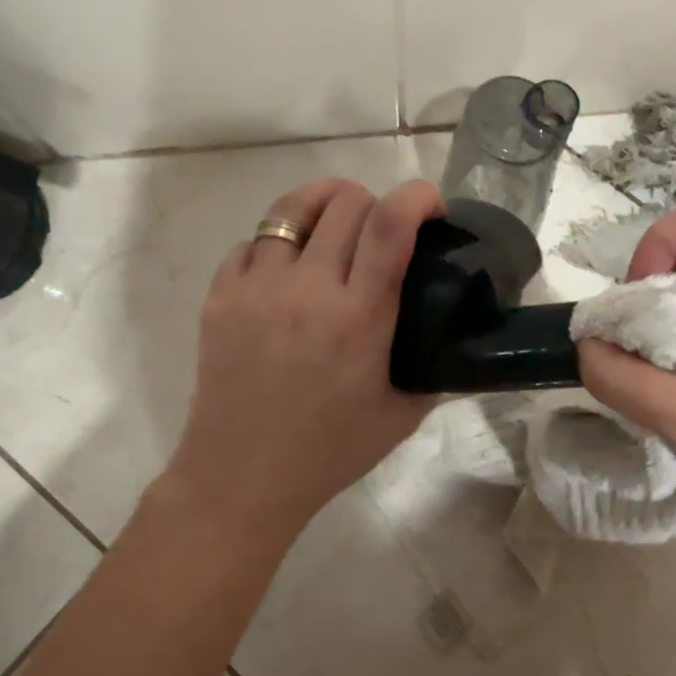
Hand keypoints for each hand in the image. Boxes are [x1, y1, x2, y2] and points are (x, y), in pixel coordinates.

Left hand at [168, 177, 443, 525]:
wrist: (242, 478)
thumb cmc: (329, 452)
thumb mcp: (401, 415)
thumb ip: (434, 369)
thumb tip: (455, 338)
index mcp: (359, 318)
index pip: (391, 224)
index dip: (416, 197)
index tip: (430, 204)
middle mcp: (308, 290)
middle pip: (345, 203)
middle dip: (375, 200)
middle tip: (384, 229)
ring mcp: (257, 289)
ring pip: (291, 208)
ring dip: (325, 203)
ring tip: (336, 219)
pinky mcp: (220, 297)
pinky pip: (251, 242)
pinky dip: (278, 241)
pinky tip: (288, 265)